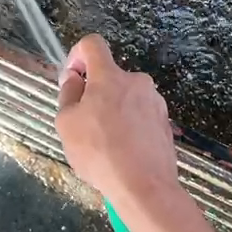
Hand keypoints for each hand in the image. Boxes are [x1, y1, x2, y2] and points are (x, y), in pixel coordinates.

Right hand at [55, 34, 181, 211]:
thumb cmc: (99, 152)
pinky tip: (123, 151)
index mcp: (110, 76)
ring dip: (112, 111)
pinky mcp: (164, 122)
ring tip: (105, 143)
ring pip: (125, 97)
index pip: (92, 44)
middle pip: (109, 76)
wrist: (145, 187)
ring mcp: (155, 102)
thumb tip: (74, 78)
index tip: (72, 79)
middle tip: (84, 123)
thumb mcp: (67, 123)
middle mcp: (136, 81)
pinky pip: (139, 115)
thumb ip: (68, 93)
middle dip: (94, 93)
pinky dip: (129, 126)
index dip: (77, 55)